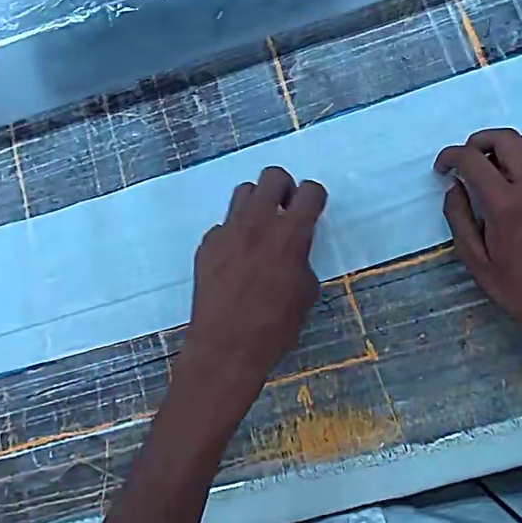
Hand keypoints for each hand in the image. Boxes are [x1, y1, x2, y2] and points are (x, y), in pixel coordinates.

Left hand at [180, 166, 326, 402]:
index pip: (310, 191)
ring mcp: (228, 230)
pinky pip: (224, 225)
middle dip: (284, 188)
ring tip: (260, 230)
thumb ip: (302, 258)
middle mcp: (258, 223)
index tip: (312, 209)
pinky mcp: (207, 243)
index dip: (314, 197)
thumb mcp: (306, 292)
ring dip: (257, 204)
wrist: (226, 345)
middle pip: (272, 176)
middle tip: (285, 210)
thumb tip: (294, 248)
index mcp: (290, 234)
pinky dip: (233, 234)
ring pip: (243, 192)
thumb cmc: (276, 326)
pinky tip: (236, 259)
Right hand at [435, 129, 521, 351]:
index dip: (450, 157)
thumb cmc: (514, 287)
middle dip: (479, 142)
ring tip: (502, 162)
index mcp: (505, 204)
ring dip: (516, 145)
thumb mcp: (472, 257)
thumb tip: (453, 185)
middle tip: (469, 160)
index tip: (443, 169)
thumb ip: (458, 216)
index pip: (472, 159)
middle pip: (507, 139)